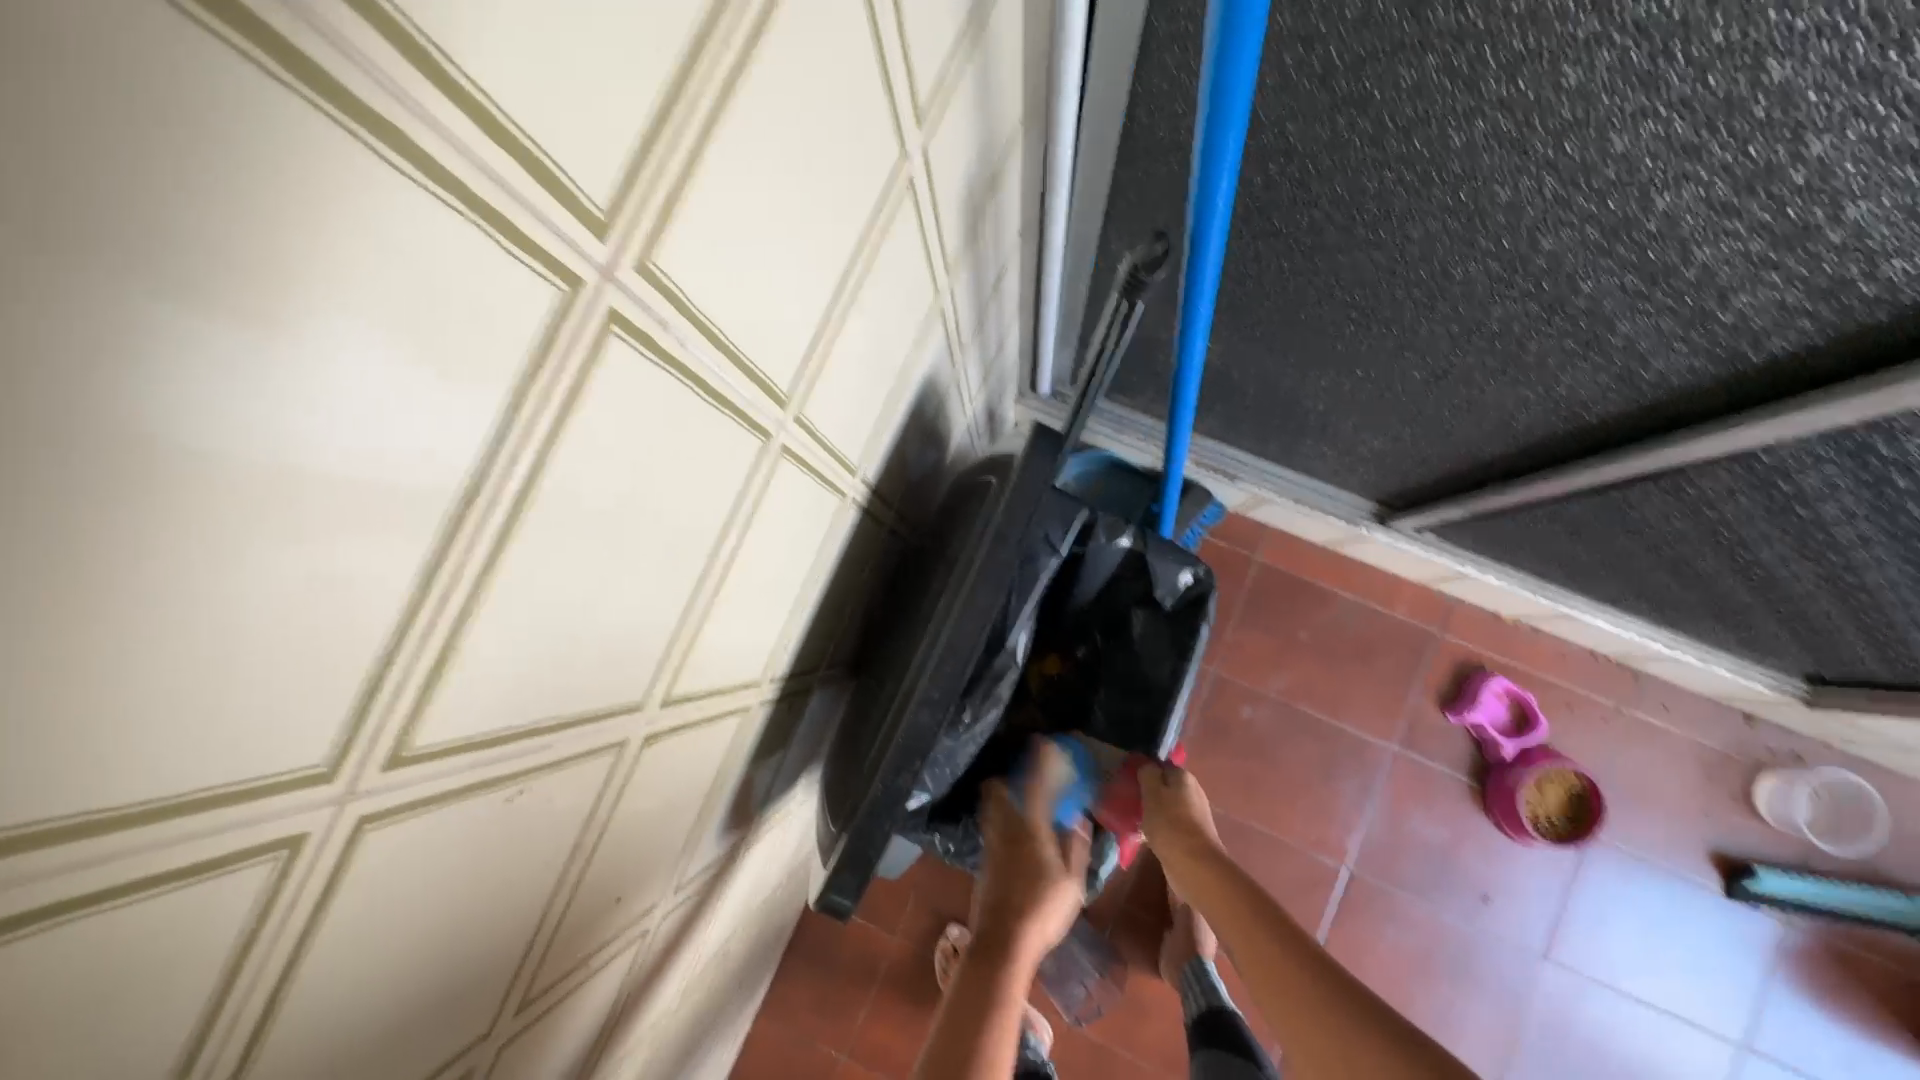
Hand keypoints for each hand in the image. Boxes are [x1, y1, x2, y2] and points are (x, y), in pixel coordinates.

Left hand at [970, 739, 1091, 965]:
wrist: (1002, 943)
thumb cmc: (1042, 911)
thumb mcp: (1072, 883)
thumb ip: (1075, 847)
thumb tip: (1078, 818)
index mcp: (1030, 829)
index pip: (1034, 785)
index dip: (1038, 761)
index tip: (1041, 742)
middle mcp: (1005, 830)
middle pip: (996, 791)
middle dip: (1006, 778)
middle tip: (1024, 777)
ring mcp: (989, 846)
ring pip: (990, 809)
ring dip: (1000, 798)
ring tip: (1018, 802)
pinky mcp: (983, 864)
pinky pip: (990, 828)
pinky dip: (999, 820)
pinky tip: (1013, 835)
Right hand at [1138, 762, 1222, 858]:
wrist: (1194, 864)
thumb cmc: (1169, 823)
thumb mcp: (1152, 793)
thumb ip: (1148, 774)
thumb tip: (1147, 765)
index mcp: (1183, 777)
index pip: (1161, 766)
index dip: (1145, 772)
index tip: (1129, 781)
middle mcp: (1193, 791)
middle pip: (1166, 786)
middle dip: (1149, 792)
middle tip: (1129, 800)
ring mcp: (1195, 814)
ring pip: (1168, 806)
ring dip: (1154, 810)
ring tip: (1134, 818)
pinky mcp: (1193, 834)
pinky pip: (1172, 823)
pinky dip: (1161, 826)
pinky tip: (1147, 834)